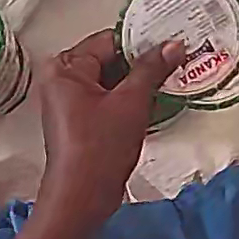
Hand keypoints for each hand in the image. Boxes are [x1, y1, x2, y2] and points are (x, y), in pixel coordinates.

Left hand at [36, 29, 183, 210]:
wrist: (83, 198)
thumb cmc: (99, 148)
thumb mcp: (132, 102)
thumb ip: (152, 69)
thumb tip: (173, 45)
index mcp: (65, 68)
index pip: (109, 41)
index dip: (141, 42)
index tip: (171, 41)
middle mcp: (62, 80)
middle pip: (110, 59)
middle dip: (142, 62)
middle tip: (176, 59)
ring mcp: (70, 101)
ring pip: (112, 80)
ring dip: (139, 82)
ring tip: (171, 76)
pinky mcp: (81, 120)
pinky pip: (109, 98)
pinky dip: (130, 98)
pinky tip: (156, 99)